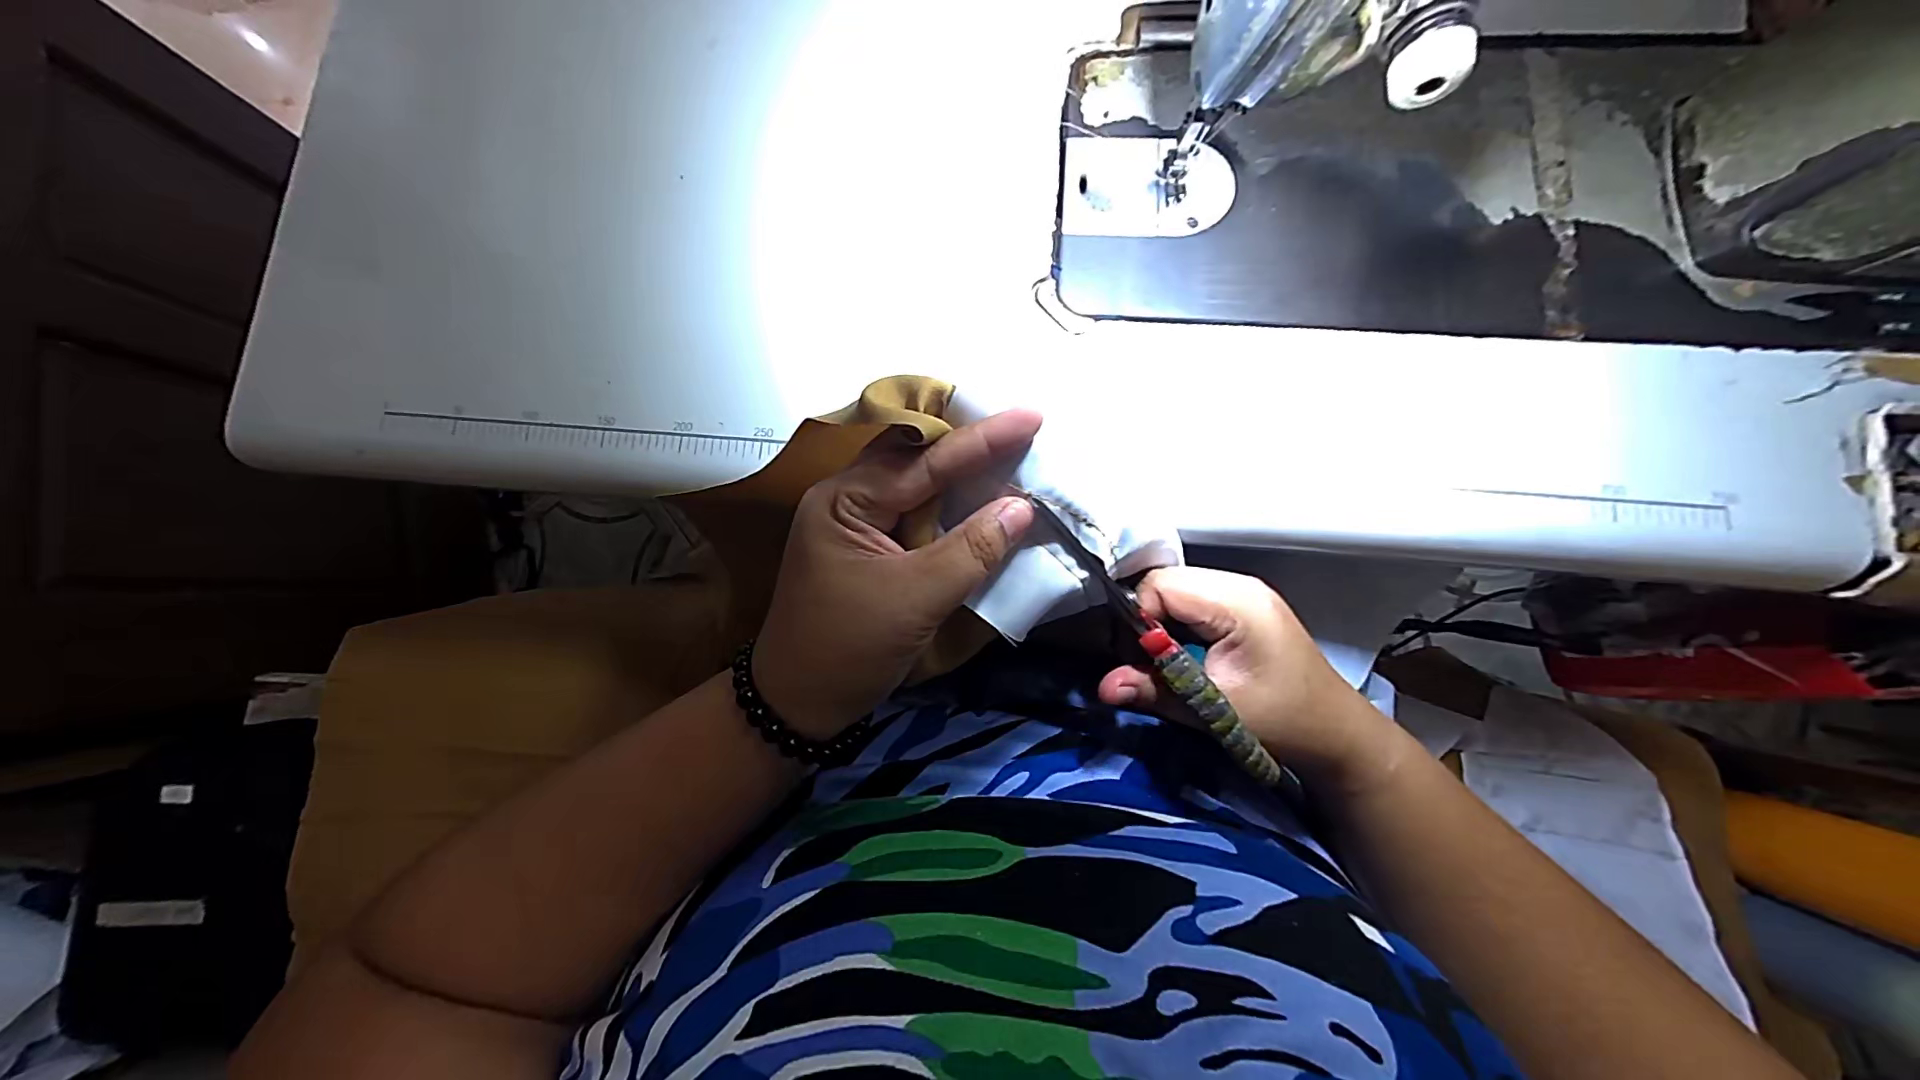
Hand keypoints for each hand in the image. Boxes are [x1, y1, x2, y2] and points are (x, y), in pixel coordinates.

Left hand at [752, 411, 1041, 737]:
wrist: (799, 705)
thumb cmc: (848, 650)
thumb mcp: (915, 599)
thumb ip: (971, 550)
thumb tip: (1022, 507)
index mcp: (844, 500)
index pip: (923, 461)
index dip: (982, 440)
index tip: (1031, 417)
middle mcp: (846, 500)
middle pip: (914, 458)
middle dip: (968, 444)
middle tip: (1022, 429)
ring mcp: (855, 525)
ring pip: (916, 484)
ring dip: (961, 474)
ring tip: (1011, 455)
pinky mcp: (869, 549)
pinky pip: (915, 513)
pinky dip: (950, 508)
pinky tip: (980, 502)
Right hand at [1094, 567, 1402, 785]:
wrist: (1337, 733)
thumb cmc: (1286, 720)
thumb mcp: (1214, 710)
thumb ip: (1155, 690)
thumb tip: (1104, 686)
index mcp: (1237, 602)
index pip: (1159, 585)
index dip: (1139, 619)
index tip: (1140, 660)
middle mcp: (1239, 586)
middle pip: (1165, 583)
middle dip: (1147, 622)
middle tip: (1149, 664)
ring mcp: (1242, 593)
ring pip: (1174, 591)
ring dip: (1160, 625)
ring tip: (1167, 661)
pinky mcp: (1241, 606)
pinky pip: (1190, 601)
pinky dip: (1176, 625)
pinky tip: (1183, 655)